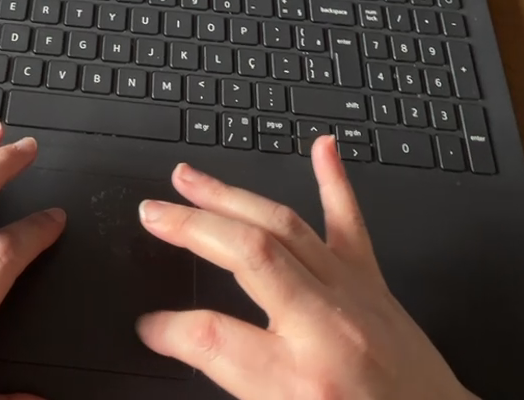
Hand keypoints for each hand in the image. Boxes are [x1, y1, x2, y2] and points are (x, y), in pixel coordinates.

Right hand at [135, 136, 476, 399]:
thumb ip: (241, 382)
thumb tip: (190, 343)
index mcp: (302, 383)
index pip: (215, 339)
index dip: (170, 328)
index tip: (149, 324)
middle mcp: (327, 328)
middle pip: (249, 253)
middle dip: (191, 226)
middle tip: (151, 212)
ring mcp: (353, 295)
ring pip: (284, 224)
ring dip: (230, 195)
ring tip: (190, 177)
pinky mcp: (374, 283)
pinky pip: (350, 223)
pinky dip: (334, 181)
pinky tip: (323, 147)